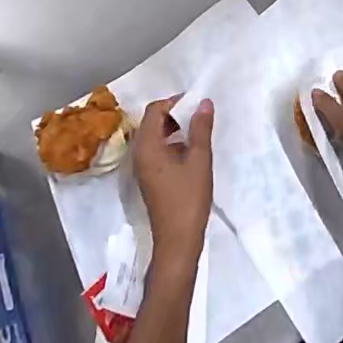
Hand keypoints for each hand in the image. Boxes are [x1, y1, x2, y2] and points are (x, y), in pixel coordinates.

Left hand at [133, 97, 213, 266]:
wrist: (178, 240)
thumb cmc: (188, 198)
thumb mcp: (199, 159)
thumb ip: (201, 128)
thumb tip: (203, 102)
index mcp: (147, 146)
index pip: (154, 110)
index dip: (174, 101)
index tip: (195, 102)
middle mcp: (139, 153)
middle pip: (152, 121)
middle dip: (174, 113)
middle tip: (198, 114)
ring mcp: (142, 167)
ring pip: (154, 136)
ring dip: (173, 128)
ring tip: (197, 129)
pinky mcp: (149, 177)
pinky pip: (156, 150)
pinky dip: (171, 143)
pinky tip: (191, 150)